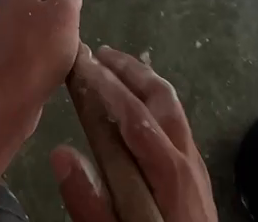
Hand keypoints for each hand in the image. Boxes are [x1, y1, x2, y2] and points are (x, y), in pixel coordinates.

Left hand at [0, 0, 81, 128]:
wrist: (8, 101)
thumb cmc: (39, 51)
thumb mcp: (65, 15)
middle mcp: (3, 11)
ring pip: (26, 21)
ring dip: (45, 22)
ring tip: (67, 32)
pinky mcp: (2, 63)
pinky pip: (25, 45)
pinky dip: (41, 45)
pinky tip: (55, 60)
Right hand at [52, 47, 215, 221]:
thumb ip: (90, 205)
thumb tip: (61, 153)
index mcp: (171, 178)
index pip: (137, 117)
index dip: (109, 88)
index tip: (81, 65)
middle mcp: (188, 161)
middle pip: (162, 99)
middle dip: (129, 70)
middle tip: (97, 53)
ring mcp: (196, 165)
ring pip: (173, 106)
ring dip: (143, 80)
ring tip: (114, 66)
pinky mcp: (196, 174)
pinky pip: (175, 120)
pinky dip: (153, 99)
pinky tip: (135, 105)